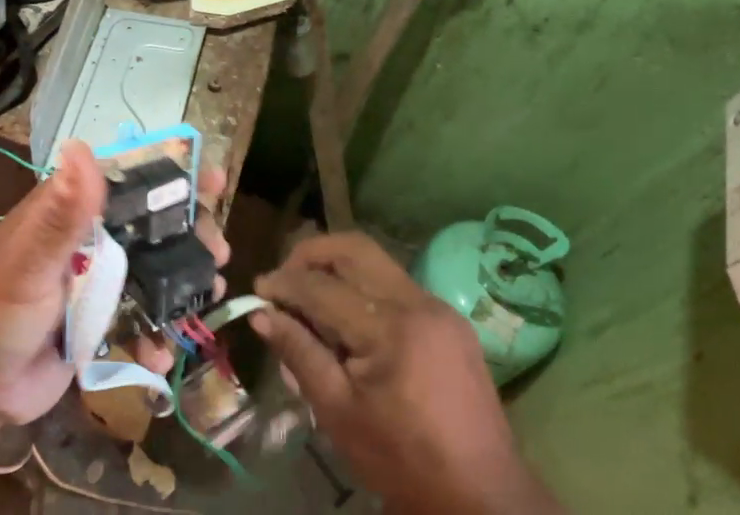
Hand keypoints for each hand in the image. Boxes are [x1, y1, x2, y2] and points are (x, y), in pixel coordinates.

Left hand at [0, 142, 232, 428]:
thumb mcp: (29, 262)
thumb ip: (60, 213)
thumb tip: (83, 146)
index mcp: (66, 214)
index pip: (125, 180)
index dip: (171, 175)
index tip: (213, 179)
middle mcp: (85, 242)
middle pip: (150, 226)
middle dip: (189, 233)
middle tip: (219, 250)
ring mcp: (94, 284)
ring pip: (152, 273)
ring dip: (184, 281)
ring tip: (211, 292)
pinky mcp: (99, 325)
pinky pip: (140, 321)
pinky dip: (157, 334)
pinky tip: (162, 354)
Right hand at [251, 233, 561, 514]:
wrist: (482, 497)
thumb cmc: (402, 460)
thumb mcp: (338, 412)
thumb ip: (299, 353)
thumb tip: (260, 313)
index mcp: (393, 327)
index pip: (323, 287)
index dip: (284, 284)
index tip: (256, 289)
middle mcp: (420, 303)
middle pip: (356, 249)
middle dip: (312, 255)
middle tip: (283, 279)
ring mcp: (441, 310)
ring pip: (377, 264)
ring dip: (337, 271)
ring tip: (309, 301)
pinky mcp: (451, 323)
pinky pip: (396, 288)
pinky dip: (363, 291)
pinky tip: (346, 323)